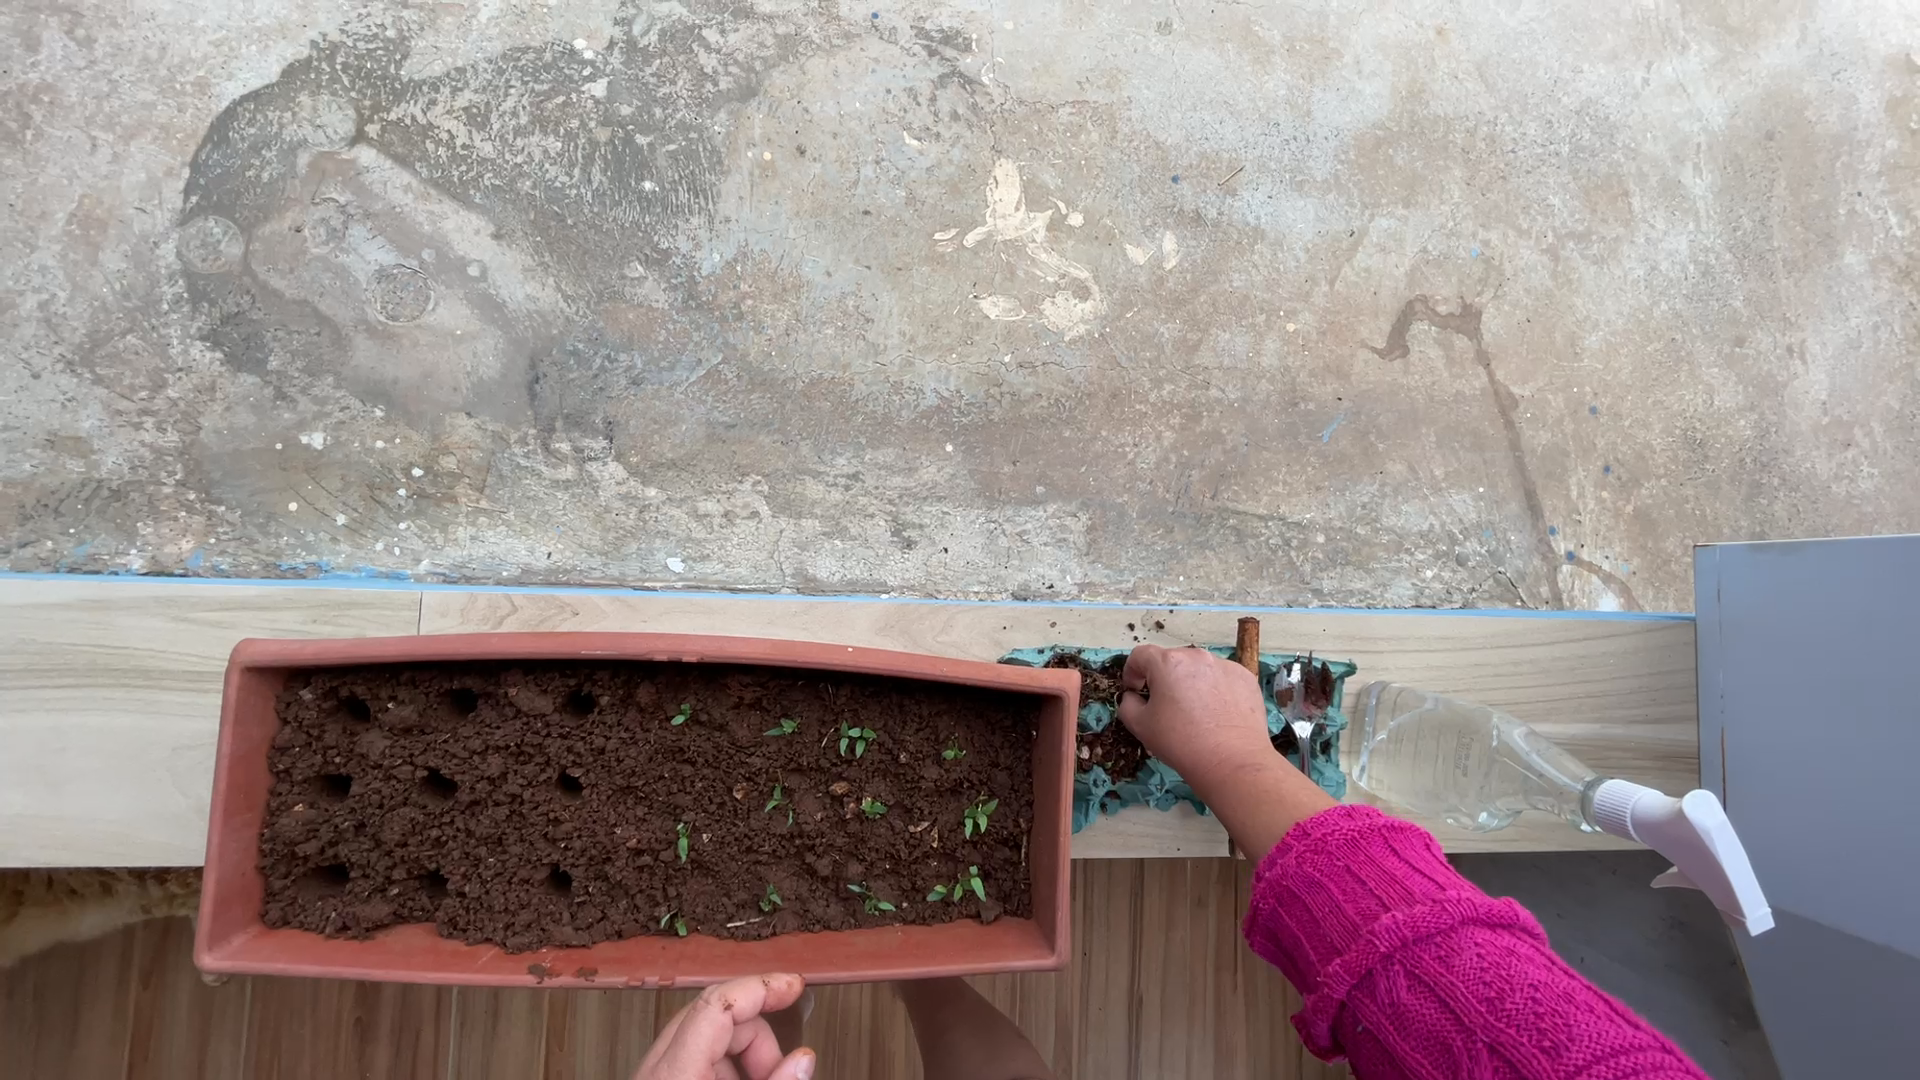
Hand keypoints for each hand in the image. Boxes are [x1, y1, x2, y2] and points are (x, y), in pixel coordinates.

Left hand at [633, 973, 814, 1079]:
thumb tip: (803, 1060)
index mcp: (674, 1075)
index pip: (719, 1003)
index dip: (761, 986)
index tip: (794, 986)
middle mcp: (655, 1070)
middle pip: (717, 1017)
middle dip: (757, 1036)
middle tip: (780, 1072)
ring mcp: (650, 1077)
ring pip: (707, 1039)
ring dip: (744, 1057)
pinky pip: (693, 1058)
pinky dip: (723, 1070)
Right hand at [1118, 644, 1275, 797]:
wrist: (1233, 763)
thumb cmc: (1181, 742)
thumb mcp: (1139, 726)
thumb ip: (1127, 704)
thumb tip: (1133, 696)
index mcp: (1167, 662)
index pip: (1140, 655)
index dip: (1132, 671)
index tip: (1135, 690)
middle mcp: (1196, 656)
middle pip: (1171, 660)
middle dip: (1162, 678)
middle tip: (1164, 705)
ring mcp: (1224, 665)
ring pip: (1198, 668)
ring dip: (1189, 682)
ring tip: (1194, 712)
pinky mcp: (1245, 679)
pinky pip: (1222, 678)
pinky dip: (1215, 690)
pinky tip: (1216, 714)